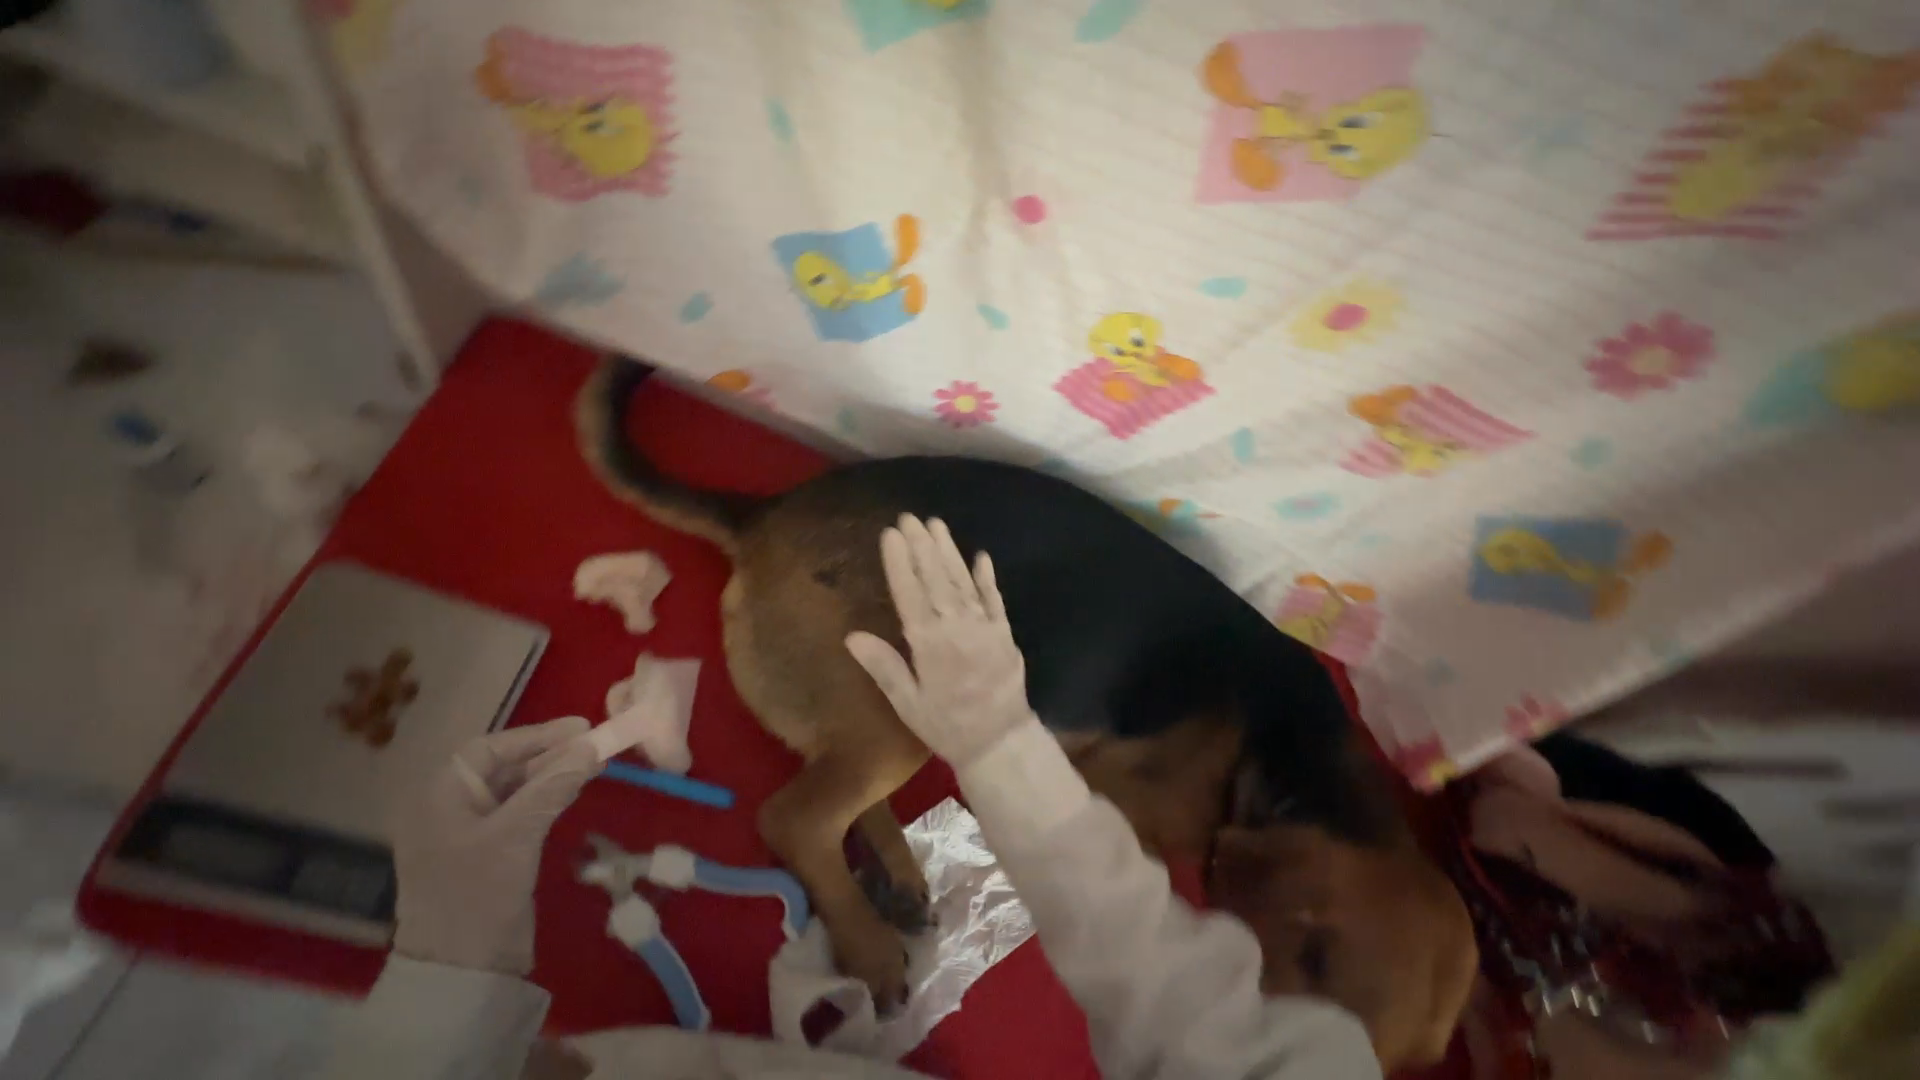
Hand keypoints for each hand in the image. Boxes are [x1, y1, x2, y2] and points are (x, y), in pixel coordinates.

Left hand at [393, 716, 597, 975]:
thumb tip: (592, 746)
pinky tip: (574, 793)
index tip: (582, 728)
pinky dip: (547, 800)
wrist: (461, 972)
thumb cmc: (477, 893)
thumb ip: (554, 785)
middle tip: (596, 746)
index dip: (536, 735)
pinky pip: (520, 814)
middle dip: (550, 755)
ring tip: (595, 765)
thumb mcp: (516, 834)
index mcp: (441, 796)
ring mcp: (469, 834)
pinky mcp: (489, 856)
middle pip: (504, 767)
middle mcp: (450, 808)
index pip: (490, 748)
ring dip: (553, 776)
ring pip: (516, 790)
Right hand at [845, 514, 1035, 767]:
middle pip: (937, 579)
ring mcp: (984, 627)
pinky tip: (980, 556)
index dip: (899, 563)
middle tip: (910, 517)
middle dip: (922, 546)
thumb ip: (884, 667)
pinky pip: (994, 599)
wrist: (1000, 742)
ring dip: (949, 552)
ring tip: (936, 524)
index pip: (910, 594)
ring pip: (963, 582)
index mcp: (930, 644)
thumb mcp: (908, 703)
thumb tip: (852, 636)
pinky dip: (987, 578)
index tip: (890, 534)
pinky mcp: (1004, 633)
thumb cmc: (946, 726)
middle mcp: (957, 628)